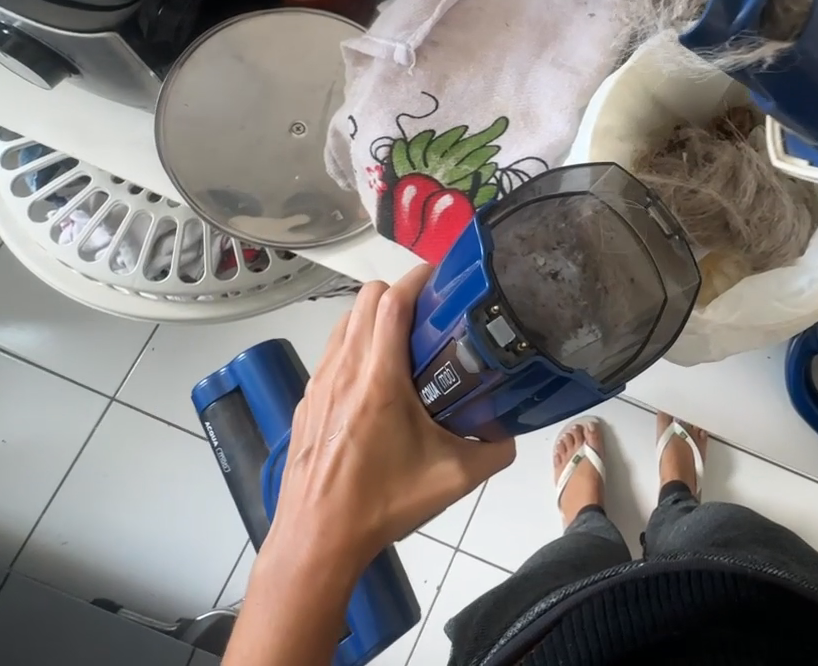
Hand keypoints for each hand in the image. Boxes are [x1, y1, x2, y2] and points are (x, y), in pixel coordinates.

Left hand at [264, 267, 514, 575]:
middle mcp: (344, 370)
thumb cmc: (383, 503)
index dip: (418, 278)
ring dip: (373, 316)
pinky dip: (354, 344)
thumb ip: (494, 451)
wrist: (317, 541)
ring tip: (404, 339)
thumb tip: (512, 434)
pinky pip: (331, 351)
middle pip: (365, 298)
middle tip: (429, 311)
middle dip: (398, 292)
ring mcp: (319, 384)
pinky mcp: (306, 402)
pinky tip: (374, 378)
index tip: (442, 277)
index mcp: (379, 378)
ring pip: (344, 321)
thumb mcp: (452, 478)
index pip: (392, 301)